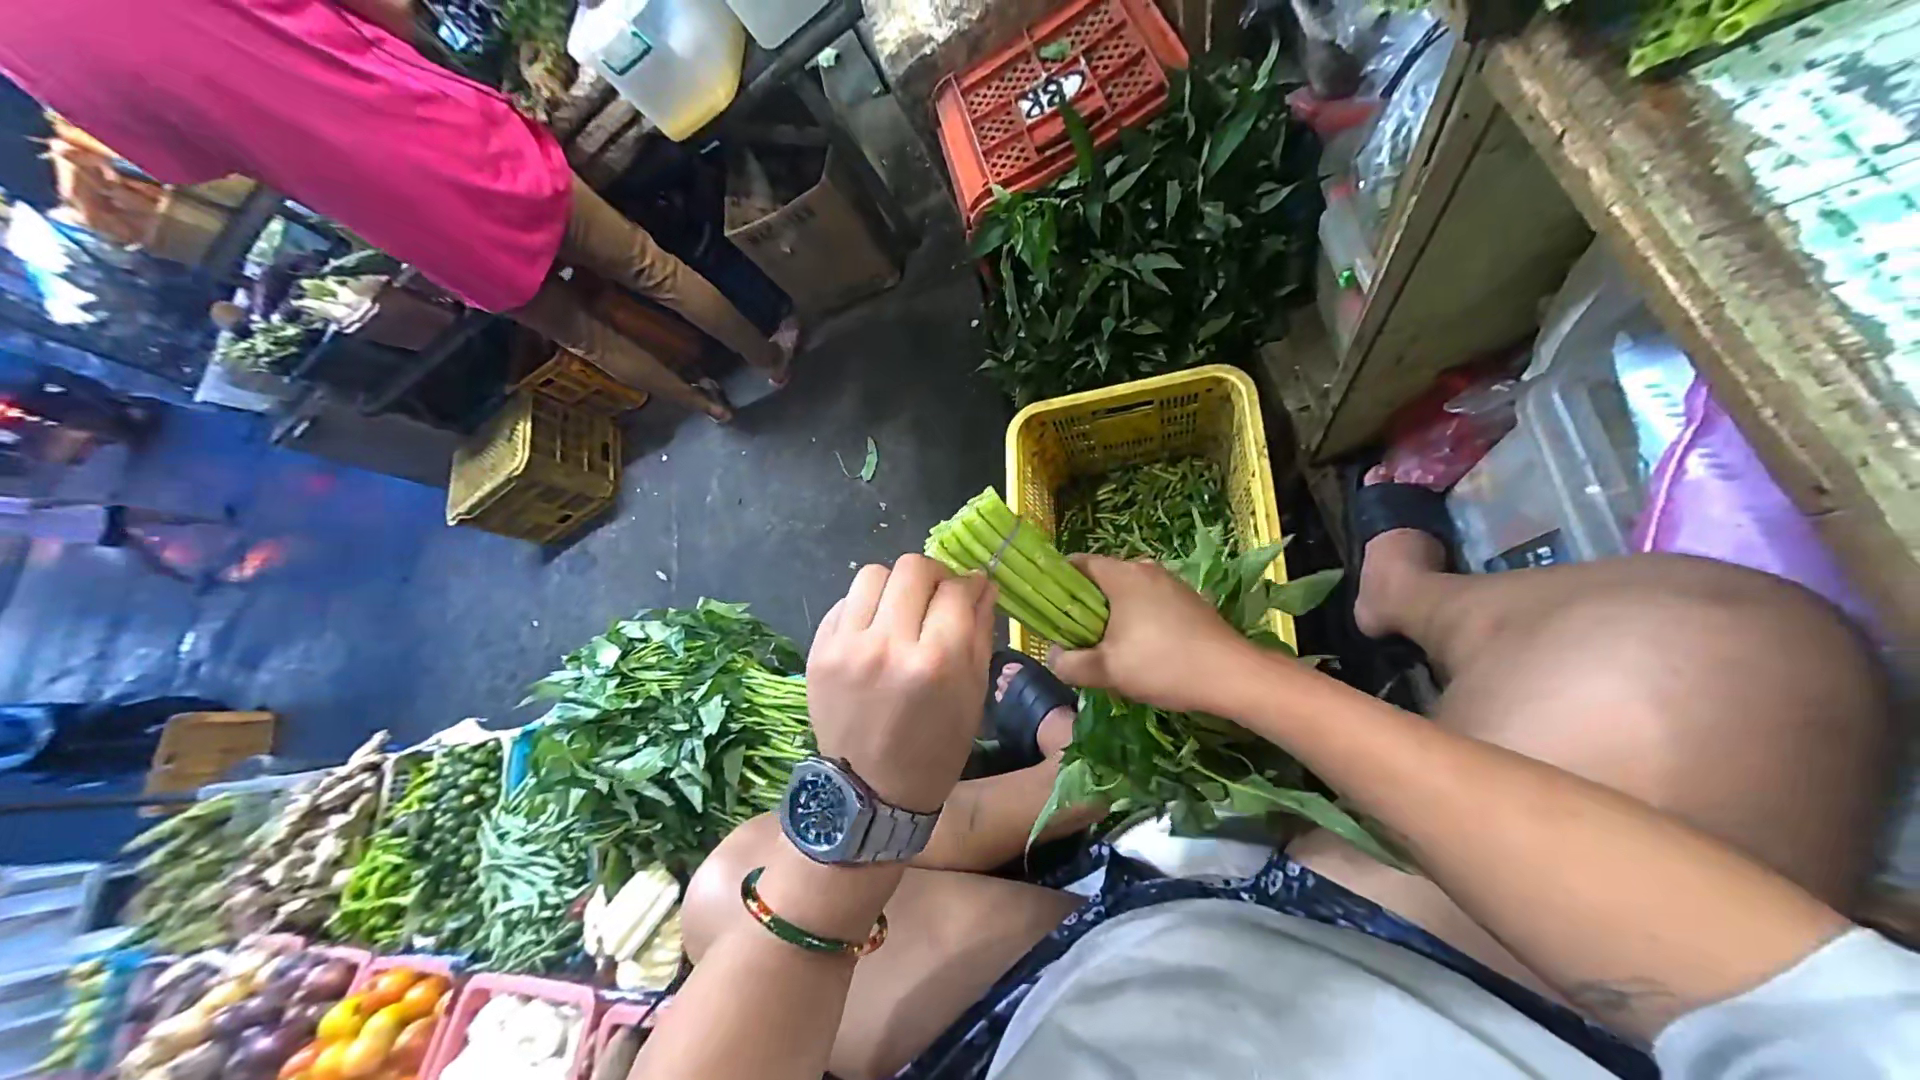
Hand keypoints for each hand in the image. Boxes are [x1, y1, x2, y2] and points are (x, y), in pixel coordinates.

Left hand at [806, 555, 996, 812]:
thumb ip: (979, 632)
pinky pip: (844, 601)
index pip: (955, 589)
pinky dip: (865, 606)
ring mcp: (846, 646)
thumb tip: (982, 584)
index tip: (971, 591)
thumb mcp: (972, 694)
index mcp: (935, 662)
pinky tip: (875, 628)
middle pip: (912, 568)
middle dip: (934, 575)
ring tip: (902, 608)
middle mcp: (888, 645)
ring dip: (895, 585)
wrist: (870, 791)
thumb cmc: (935, 748)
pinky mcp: (818, 651)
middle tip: (937, 594)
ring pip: (873, 573)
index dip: (969, 584)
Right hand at [1048, 555, 1252, 713]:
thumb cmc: (1163, 664)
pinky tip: (1139, 648)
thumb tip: (1052, 655)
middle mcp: (1145, 568)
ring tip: (1105, 645)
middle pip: (1101, 578)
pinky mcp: (1189, 600)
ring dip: (1111, 613)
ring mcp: (1171, 582)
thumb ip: (1069, 663)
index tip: (1048, 606)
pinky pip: (1149, 601)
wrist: (1233, 676)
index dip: (1056, 580)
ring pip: (1126, 591)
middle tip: (1073, 634)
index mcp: (1122, 575)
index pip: (1077, 562)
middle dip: (1083, 603)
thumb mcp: (1106, 671)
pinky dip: (1136, 617)